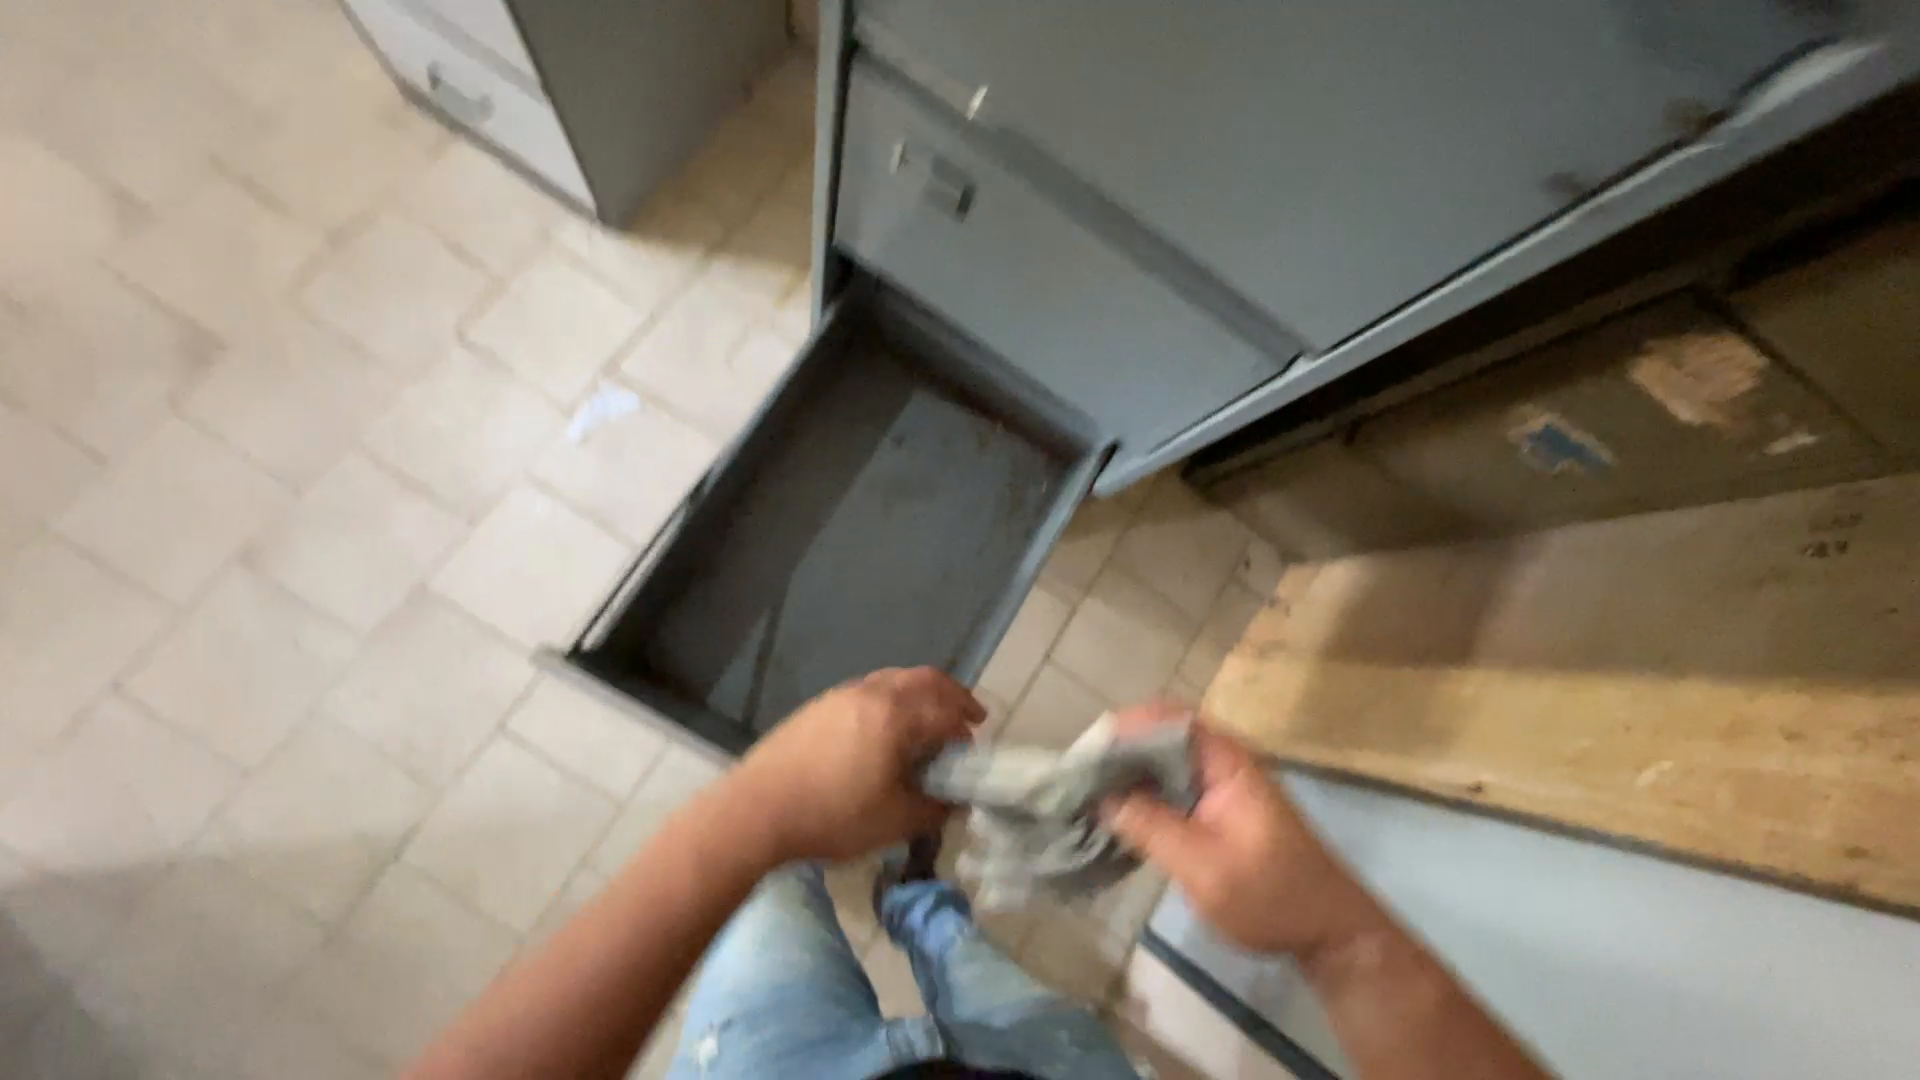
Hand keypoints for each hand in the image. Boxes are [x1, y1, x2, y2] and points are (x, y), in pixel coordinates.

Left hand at [732, 666, 983, 862]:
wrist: (756, 811)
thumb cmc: (833, 816)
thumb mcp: (895, 821)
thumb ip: (934, 808)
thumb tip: (955, 802)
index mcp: (897, 715)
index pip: (947, 710)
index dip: (966, 728)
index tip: (972, 749)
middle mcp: (873, 692)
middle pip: (925, 679)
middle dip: (952, 695)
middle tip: (968, 716)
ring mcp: (843, 694)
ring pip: (896, 679)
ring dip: (922, 693)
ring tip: (928, 721)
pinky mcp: (820, 705)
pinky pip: (871, 689)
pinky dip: (894, 698)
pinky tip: (887, 729)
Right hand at [1103, 703, 1381, 957]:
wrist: (1332, 934)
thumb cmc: (1272, 898)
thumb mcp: (1204, 868)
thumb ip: (1151, 827)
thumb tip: (1101, 797)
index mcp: (1228, 762)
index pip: (1169, 719)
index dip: (1126, 727)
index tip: (1088, 751)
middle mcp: (1224, 761)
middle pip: (1163, 733)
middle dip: (1120, 748)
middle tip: (1079, 772)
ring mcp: (1223, 783)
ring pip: (1166, 758)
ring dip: (1129, 769)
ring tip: (1088, 788)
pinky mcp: (1219, 806)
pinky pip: (1173, 783)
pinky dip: (1144, 789)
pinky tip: (1117, 809)